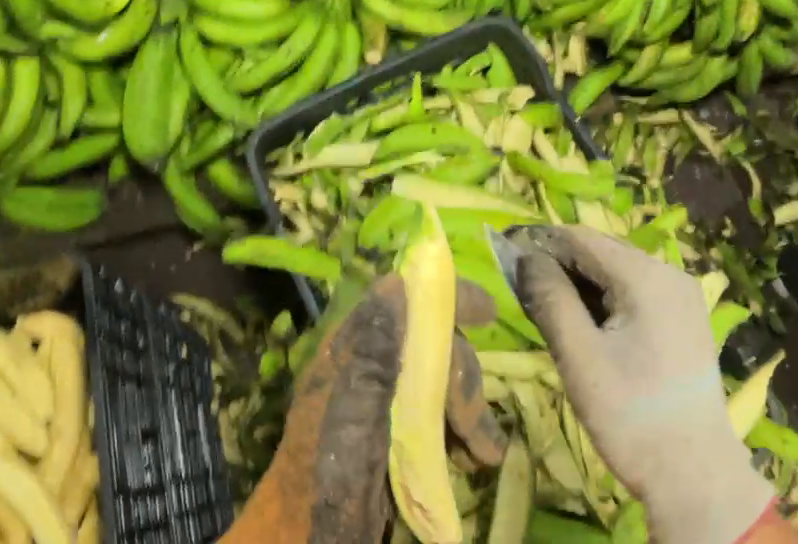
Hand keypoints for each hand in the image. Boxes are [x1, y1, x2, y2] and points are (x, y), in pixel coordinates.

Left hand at [221, 274, 505, 543]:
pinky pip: (441, 419)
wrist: (309, 540)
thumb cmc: (327, 470)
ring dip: (470, 413)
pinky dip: (462, 434)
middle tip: (474, 428)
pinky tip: (472, 459)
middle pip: (434, 345)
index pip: (403, 298)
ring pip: (442, 383)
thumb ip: (375, 345)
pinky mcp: (397, 440)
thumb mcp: (351, 403)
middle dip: (463, 378)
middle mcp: (371, 366)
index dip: (446, 297)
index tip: (488, 312)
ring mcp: (385, 404)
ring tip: (484, 454)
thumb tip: (397, 280)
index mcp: (354, 347)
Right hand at [510, 226, 775, 543]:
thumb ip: (550, 298)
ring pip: (618, 270)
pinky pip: (636, 290)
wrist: (696, 476)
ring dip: (581, 281)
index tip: (504, 253)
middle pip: (602, 250)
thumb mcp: (579, 356)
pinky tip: (584, 320)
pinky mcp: (684, 318)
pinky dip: (605, 296)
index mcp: (646, 276)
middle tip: (521, 285)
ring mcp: (682, 295)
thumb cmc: (631, 416)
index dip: (540, 242)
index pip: (581, 238)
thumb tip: (526, 258)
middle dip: (560, 261)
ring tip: (547, 303)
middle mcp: (669, 273)